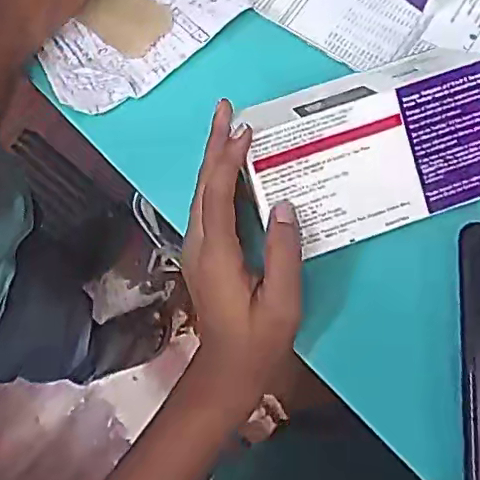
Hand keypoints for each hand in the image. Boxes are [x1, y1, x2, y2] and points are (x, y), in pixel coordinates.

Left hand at [178, 99, 302, 421]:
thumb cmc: (258, 340)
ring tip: (227, 127)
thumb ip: (283, 252)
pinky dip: (217, 178)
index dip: (228, 159)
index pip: (218, 194)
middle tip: (224, 109)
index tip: (243, 129)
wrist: (226, 370)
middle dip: (213, 144)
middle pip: (202, 184)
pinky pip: (207, 204)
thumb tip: (283, 204)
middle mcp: (198, 242)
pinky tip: (230, 169)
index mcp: (216, 252)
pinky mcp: (202, 251)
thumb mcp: (282, 302)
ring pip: (201, 192)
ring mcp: (196, 246)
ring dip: (213, 158)